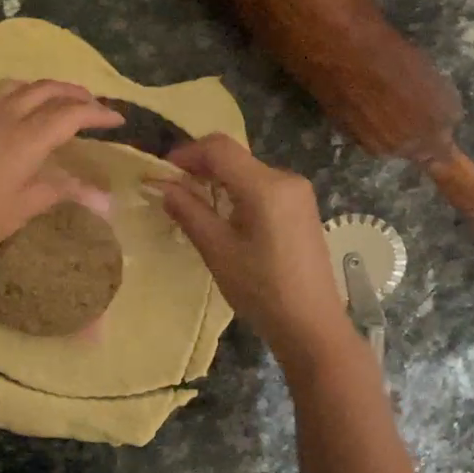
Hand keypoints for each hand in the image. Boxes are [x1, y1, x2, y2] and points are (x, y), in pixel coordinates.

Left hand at [0, 80, 122, 305]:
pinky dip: (16, 94)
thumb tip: (106, 200)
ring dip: (44, 89)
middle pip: (46, 90)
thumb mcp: (20, 210)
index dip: (97, 113)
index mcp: (24, 137)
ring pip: (17, 86)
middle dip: (75, 94)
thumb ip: (62, 193)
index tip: (118, 120)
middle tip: (93, 107)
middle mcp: (1, 115)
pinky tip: (14, 111)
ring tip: (58, 103)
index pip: (70, 113)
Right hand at [156, 134, 354, 352]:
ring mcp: (298, 193)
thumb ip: (189, 211)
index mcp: (266, 186)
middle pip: (234, 157)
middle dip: (199, 167)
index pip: (219, 148)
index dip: (186, 153)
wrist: (311, 325)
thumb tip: (163, 186)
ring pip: (247, 171)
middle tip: (172, 190)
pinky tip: (224, 218)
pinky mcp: (301, 208)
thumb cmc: (261, 289)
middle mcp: (286, 179)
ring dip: (217, 180)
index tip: (162, 172)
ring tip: (194, 206)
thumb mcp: (217, 250)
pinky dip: (236, 192)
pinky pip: (262, 187)